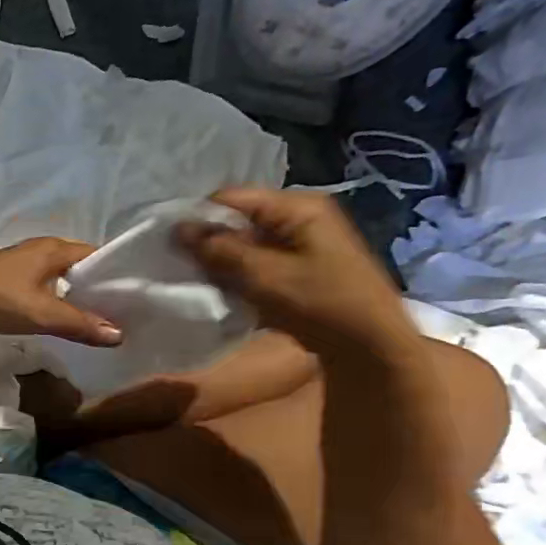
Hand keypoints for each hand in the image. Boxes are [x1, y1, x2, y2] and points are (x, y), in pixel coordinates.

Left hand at [0, 238, 122, 346]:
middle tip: (118, 312)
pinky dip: (58, 297)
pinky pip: (45, 283)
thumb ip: (80, 324)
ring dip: (77, 294)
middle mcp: (42, 248)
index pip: (97, 255)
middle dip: (97, 287)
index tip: (131, 297)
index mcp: (54, 248)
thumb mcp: (43, 314)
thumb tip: (119, 336)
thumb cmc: (1, 299)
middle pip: (80, 266)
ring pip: (62, 276)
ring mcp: (25, 261)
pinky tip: (62, 317)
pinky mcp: (12, 276)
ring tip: (96, 318)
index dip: (115, 274)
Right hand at [176, 188, 420, 362]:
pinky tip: (230, 294)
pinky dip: (243, 276)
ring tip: (204, 283)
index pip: (233, 197)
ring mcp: (305, 243)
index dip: (201, 217)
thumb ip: (221, 251)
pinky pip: (262, 263)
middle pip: (241, 220)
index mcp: (298, 207)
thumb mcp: (265, 276)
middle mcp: (302, 217)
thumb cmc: (322, 304)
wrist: (371, 347)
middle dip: (213, 243)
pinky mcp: (304, 268)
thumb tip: (178, 229)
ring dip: (226, 263)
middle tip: (187, 268)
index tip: (174, 244)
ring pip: (249, 244)